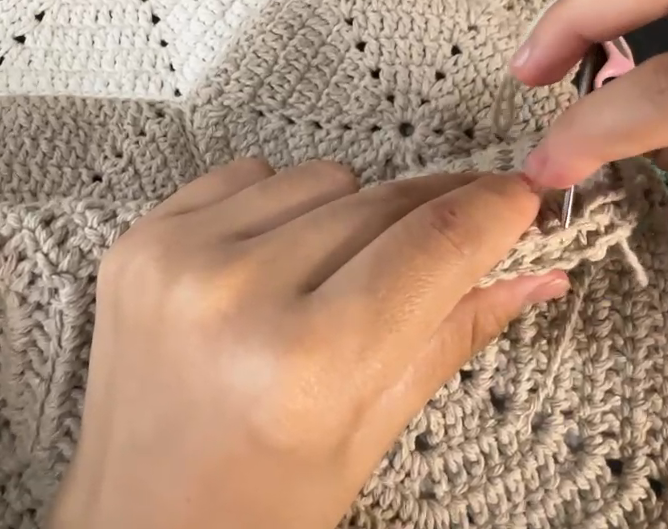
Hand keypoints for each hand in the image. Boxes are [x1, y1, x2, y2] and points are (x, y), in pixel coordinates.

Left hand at [51, 160, 568, 528]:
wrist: (132, 527)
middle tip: (451, 234)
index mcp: (306, 365)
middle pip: (381, 202)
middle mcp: (235, 294)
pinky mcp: (141, 236)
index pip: (431, 247)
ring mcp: (177, 256)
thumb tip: (536, 271)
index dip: (490, 210)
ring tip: (332, 279)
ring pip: (322, 177)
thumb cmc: (260, 509)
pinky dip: (282, 205)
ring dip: (350, 213)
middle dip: (431, 213)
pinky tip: (271, 264)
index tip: (521, 195)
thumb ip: (455, 333)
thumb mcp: (371, 435)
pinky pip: (250, 174)